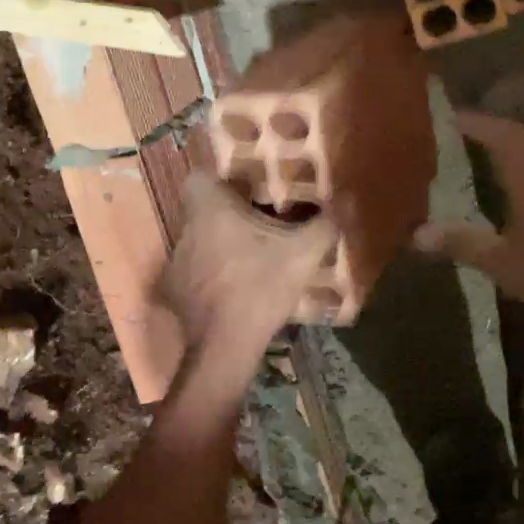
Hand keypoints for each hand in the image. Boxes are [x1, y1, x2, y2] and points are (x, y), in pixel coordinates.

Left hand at [162, 173, 337, 365]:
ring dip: (216, 245)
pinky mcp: (173, 293)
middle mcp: (186, 230)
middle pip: (201, 210)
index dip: (220, 179)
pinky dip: (208, 277)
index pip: (199, 177)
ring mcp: (175, 263)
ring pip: (196, 242)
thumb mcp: (303, 254)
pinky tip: (232, 289)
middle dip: (226, 214)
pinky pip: (192, 273)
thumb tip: (350, 197)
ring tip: (247, 257)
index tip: (245, 190)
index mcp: (210, 210)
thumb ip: (326, 223)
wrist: (225, 346)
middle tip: (257, 223)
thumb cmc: (261, 286)